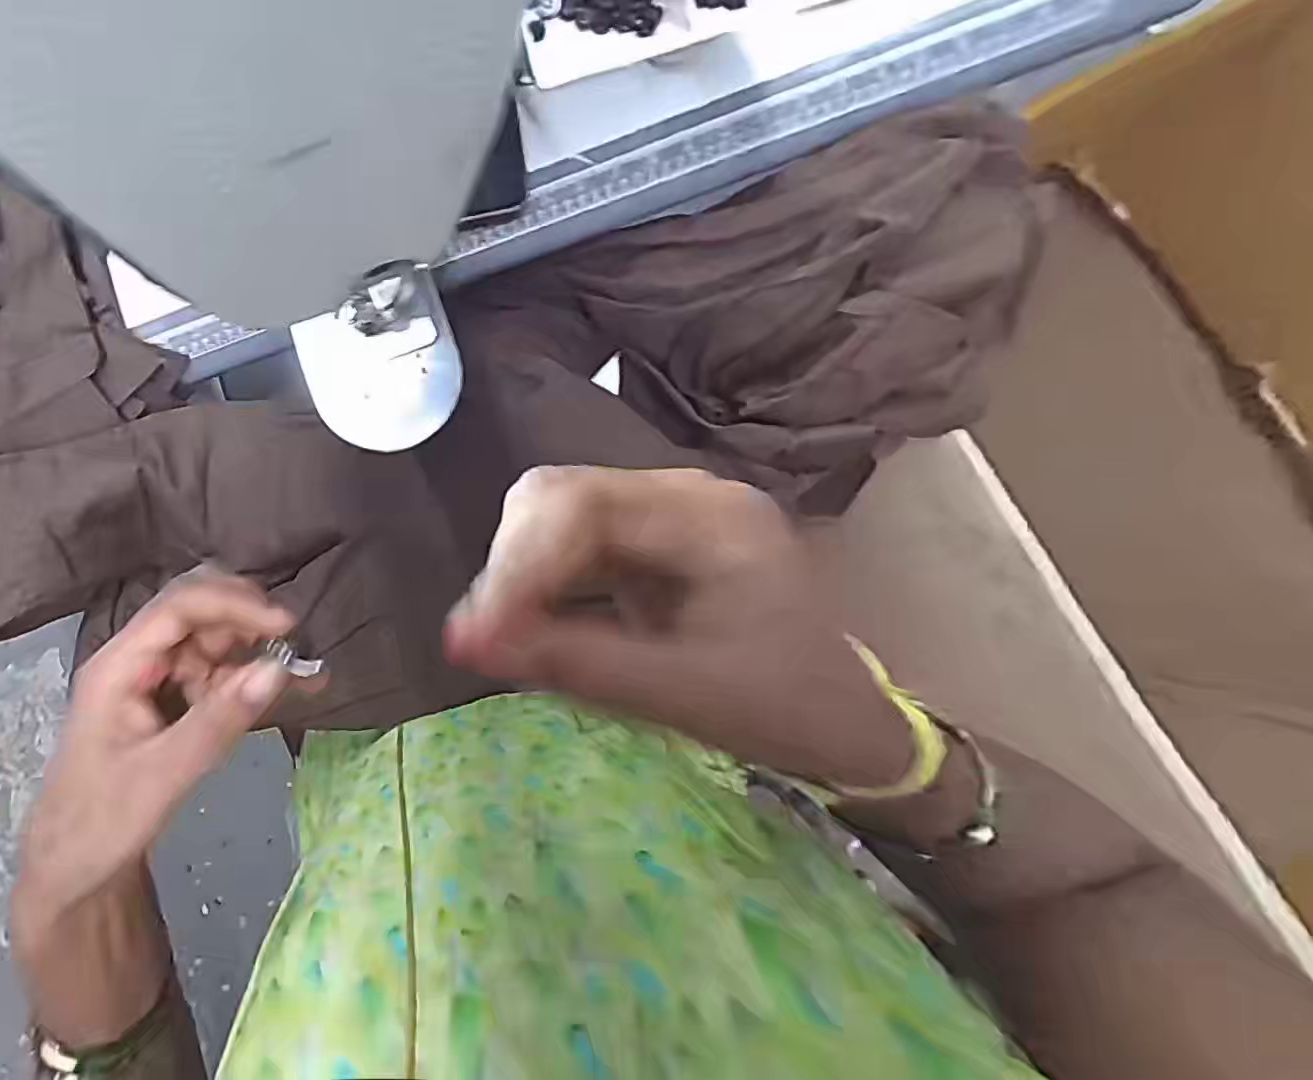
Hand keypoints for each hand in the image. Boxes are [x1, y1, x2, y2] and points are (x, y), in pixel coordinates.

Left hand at [12, 569, 304, 1045]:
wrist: (73, 870)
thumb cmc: (100, 825)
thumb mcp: (162, 776)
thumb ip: (218, 722)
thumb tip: (277, 669)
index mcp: (119, 666)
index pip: (178, 608)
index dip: (233, 604)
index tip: (285, 625)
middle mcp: (138, 660)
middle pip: (197, 612)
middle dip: (247, 619)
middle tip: (292, 644)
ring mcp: (157, 678)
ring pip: (213, 639)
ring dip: (255, 649)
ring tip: (301, 673)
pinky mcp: (174, 700)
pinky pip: (219, 673)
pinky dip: (252, 677)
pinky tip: (291, 689)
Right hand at [444, 466, 913, 789]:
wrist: (842, 720)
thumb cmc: (784, 706)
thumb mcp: (683, 693)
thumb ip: (577, 663)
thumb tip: (470, 645)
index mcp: (709, 516)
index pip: (583, 505)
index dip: (520, 563)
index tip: (481, 631)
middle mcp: (677, 495)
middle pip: (556, 496)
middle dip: (511, 563)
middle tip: (485, 634)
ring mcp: (655, 514)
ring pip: (549, 516)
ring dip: (515, 573)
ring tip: (501, 633)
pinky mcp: (638, 542)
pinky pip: (563, 545)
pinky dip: (533, 583)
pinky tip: (527, 623)